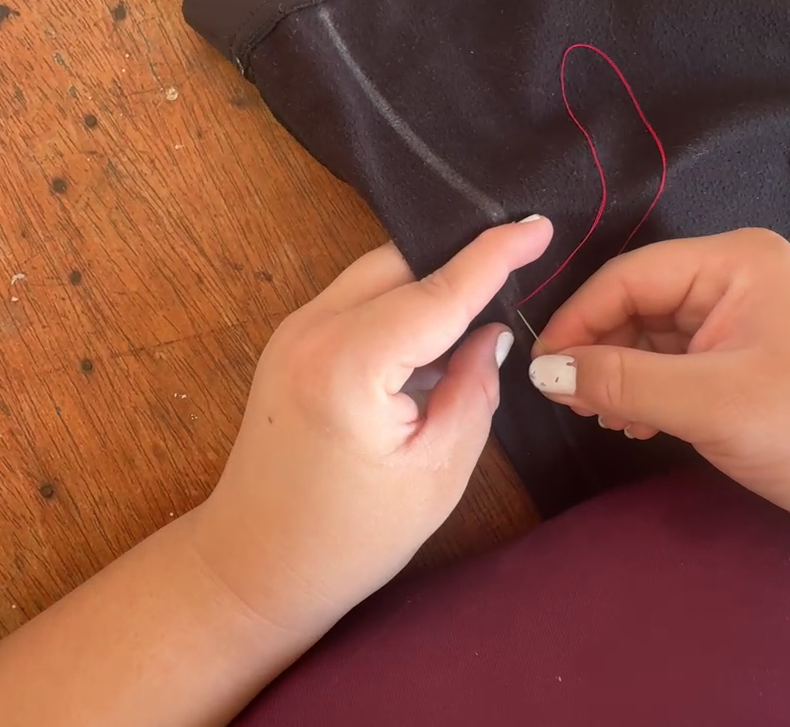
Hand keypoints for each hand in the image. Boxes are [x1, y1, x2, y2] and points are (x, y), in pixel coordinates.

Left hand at [192, 216, 553, 635]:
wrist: (252, 563)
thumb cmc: (349, 538)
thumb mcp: (435, 473)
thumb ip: (472, 389)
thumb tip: (492, 330)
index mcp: (349, 365)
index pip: (437, 293)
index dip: (494, 255)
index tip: (538, 225)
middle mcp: (312, 328)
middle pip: (400, 264)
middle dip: (458, 261)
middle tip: (517, 270)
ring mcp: (293, 328)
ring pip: (377, 273)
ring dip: (427, 282)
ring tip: (478, 308)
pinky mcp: (290, 338)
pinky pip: (357, 296)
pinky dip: (398, 301)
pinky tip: (429, 334)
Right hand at [528, 228, 789, 539]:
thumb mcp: (714, 405)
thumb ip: (620, 381)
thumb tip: (539, 370)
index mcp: (736, 262)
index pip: (628, 277)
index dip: (578, 321)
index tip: (542, 371)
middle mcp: (737, 277)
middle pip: (638, 304)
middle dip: (602, 353)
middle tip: (578, 407)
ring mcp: (745, 316)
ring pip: (653, 335)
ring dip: (624, 376)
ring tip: (613, 422)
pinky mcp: (749, 354)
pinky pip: (678, 360)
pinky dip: (651, 389)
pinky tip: (640, 423)